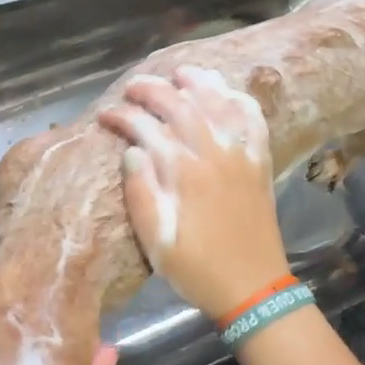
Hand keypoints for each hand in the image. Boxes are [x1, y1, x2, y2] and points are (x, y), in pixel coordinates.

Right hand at [98, 66, 290, 322]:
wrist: (255, 291)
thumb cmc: (197, 269)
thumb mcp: (156, 242)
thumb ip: (140, 193)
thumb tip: (131, 152)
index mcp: (183, 172)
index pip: (147, 128)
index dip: (122, 116)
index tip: (105, 116)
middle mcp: (214, 154)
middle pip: (181, 105)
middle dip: (152, 90)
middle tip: (132, 87)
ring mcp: (241, 155)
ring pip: (219, 103)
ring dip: (198, 83)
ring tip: (178, 72)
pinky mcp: (260, 163)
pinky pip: (254, 121)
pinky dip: (240, 101)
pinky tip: (228, 92)